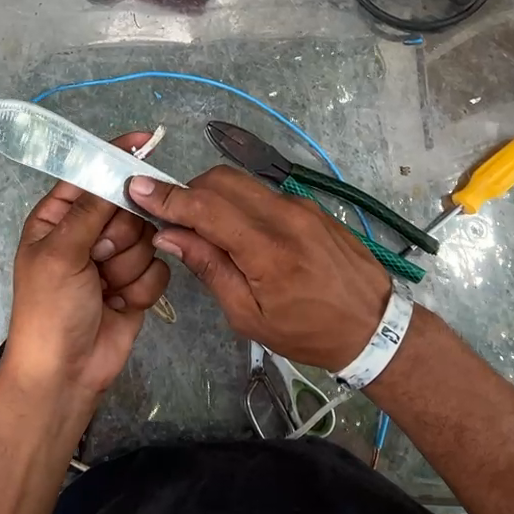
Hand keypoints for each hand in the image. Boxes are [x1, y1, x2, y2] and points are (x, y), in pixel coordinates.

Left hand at [1, 133, 171, 399]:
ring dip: (127, 266)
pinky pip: (158, 267)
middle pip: (127, 206)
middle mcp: (87, 231)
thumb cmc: (49, 309)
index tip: (145, 141)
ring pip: (146, 237)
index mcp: (58, 216)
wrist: (65, 374)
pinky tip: (120, 304)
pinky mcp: (136, 283)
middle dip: (119, 234)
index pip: (90, 173)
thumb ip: (91, 209)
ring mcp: (114, 258)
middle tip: (98, 257)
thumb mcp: (61, 253)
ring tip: (104, 288)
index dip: (115, 157)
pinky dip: (141, 288)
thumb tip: (117, 171)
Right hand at [129, 166, 391, 370]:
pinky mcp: (309, 204)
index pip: (206, 208)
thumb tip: (169, 235)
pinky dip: (237, 201)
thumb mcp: (250, 317)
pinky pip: (260, 191)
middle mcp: (284, 216)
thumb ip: (209, 268)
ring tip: (201, 224)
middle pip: (220, 181)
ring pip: (239, 181)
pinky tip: (236, 228)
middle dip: (187, 191)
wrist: (377, 328)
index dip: (167, 197)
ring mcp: (300, 205)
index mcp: (268, 251)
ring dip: (211, 194)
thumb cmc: (309, 333)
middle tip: (170, 216)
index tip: (136, 187)